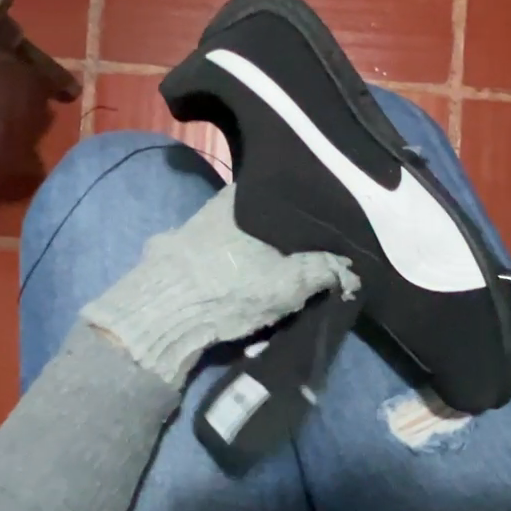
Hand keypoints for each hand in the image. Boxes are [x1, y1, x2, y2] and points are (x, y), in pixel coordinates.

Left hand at [80, 186, 358, 386]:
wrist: (161, 318)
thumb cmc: (231, 288)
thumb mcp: (289, 282)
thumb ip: (323, 270)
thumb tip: (349, 268)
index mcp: (239, 199)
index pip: (275, 191)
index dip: (296, 209)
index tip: (313, 226)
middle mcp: (209, 208)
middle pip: (249, 218)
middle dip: (267, 238)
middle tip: (291, 260)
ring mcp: (182, 233)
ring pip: (223, 241)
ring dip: (239, 260)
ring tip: (259, 282)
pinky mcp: (162, 262)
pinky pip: (198, 263)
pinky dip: (212, 274)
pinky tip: (222, 292)